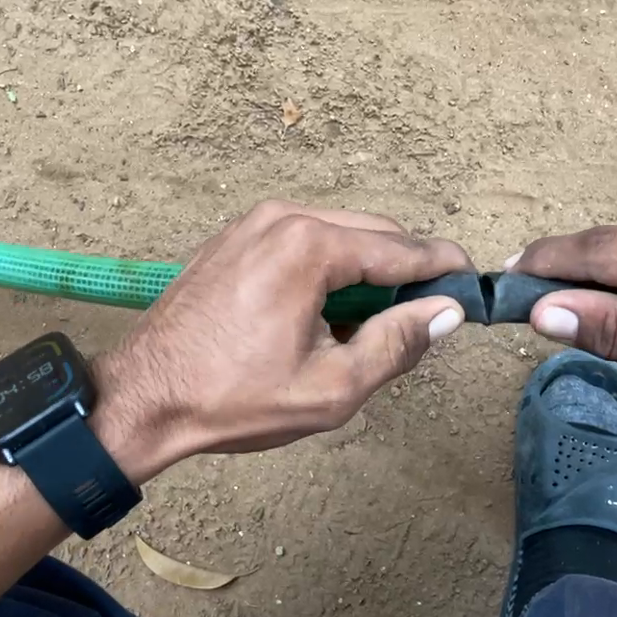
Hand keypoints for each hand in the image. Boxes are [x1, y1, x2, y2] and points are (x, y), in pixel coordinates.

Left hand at [89, 201, 471, 482]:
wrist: (143, 397)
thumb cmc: (233, 399)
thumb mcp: (331, 388)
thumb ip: (396, 344)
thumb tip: (445, 313)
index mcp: (310, 247)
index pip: (400, 250)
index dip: (443, 267)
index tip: (473, 280)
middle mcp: (284, 217)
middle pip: (373, 233)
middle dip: (406, 269)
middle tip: (425, 314)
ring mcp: (255, 222)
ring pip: (340, 232)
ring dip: (367, 269)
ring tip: (370, 323)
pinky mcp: (237, 235)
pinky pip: (304, 237)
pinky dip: (330, 264)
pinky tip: (326, 309)